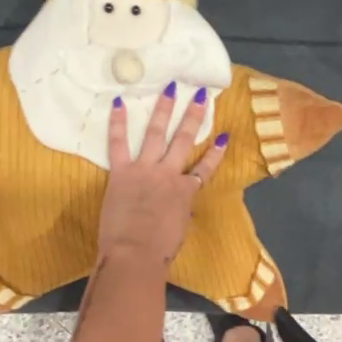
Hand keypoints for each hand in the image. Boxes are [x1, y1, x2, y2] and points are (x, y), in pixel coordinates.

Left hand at [97, 84, 228, 264]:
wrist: (135, 254)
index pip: (205, 168)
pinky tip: (118, 102)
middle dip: (193, 116)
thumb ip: (181, 213)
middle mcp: (169, 175)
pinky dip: (118, 123)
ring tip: (170, 88)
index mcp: (186, 193)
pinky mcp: (121, 172)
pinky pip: (119, 143)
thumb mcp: (179, 231)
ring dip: (164, 109)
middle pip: (184, 141)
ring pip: (157, 133)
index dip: (215, 152)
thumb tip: (181, 208)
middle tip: (201, 94)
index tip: (223, 135)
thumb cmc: (159, 251)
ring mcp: (145, 170)